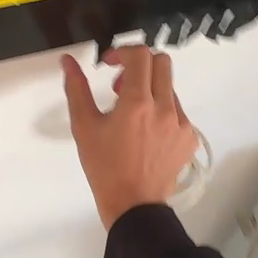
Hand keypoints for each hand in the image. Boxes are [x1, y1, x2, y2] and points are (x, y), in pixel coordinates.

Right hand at [61, 46, 199, 228]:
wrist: (133, 205)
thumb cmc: (104, 167)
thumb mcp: (84, 127)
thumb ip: (77, 89)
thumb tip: (68, 61)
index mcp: (137, 103)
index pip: (140, 55)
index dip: (122, 52)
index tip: (109, 64)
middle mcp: (165, 107)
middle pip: (162, 63)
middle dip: (140, 65)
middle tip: (122, 86)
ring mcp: (181, 123)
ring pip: (169, 88)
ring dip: (150, 90)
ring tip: (132, 116)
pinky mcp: (189, 137)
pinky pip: (177, 111)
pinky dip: (161, 112)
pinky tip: (146, 134)